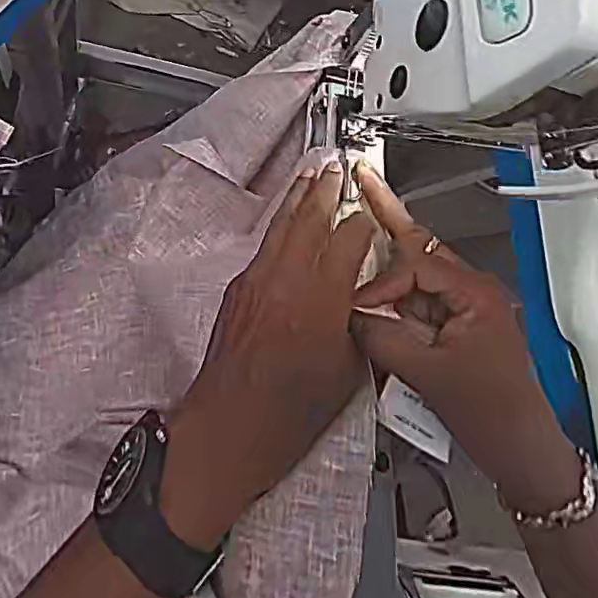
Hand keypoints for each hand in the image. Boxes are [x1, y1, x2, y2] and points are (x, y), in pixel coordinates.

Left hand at [159, 165, 374, 546]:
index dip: (364, 226)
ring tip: (310, 174)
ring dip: (299, 196)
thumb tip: (363, 299)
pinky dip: (280, 223)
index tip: (370, 221)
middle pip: (312, 219)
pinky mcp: (240, 288)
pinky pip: (266, 244)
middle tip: (336, 168)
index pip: (349, 241)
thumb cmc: (288, 414)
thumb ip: (359, 326)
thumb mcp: (346, 374)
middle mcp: (288, 281)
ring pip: (283, 224)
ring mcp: (259, 281)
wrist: (227, 429)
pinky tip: (287, 218)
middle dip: (327, 190)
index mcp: (322, 301)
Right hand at [349, 168, 583, 515]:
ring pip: (415, 275)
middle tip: (364, 181)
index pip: (415, 267)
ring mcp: (462, 307)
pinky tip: (374, 292)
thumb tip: (354, 318)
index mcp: (474, 292)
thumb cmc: (494, 414)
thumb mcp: (430, 376)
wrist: (523, 451)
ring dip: (387, 260)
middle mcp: (470, 290)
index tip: (358, 307)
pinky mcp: (454, 326)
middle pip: (419, 249)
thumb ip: (385, 340)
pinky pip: (417, 302)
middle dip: (388, 217)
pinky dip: (394, 299)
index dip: (382, 285)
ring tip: (364, 217)